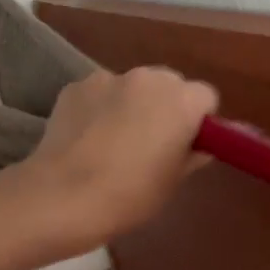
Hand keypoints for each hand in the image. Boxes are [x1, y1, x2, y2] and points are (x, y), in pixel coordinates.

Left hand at [16, 67, 217, 252]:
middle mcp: (144, 77)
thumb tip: (204, 143)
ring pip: (129, 85)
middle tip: (154, 140)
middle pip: (167, 83)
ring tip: (115, 139)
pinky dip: (99, 106)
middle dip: (166, 105)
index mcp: (179, 99)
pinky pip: (97, 92)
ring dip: (130, 102)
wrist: (66, 192)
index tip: (189, 142)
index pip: (204, 96)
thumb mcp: (175, 178)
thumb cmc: (132, 192)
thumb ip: (194, 151)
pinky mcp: (74, 86)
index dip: (199, 119)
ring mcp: (105, 77)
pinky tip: (87, 136)